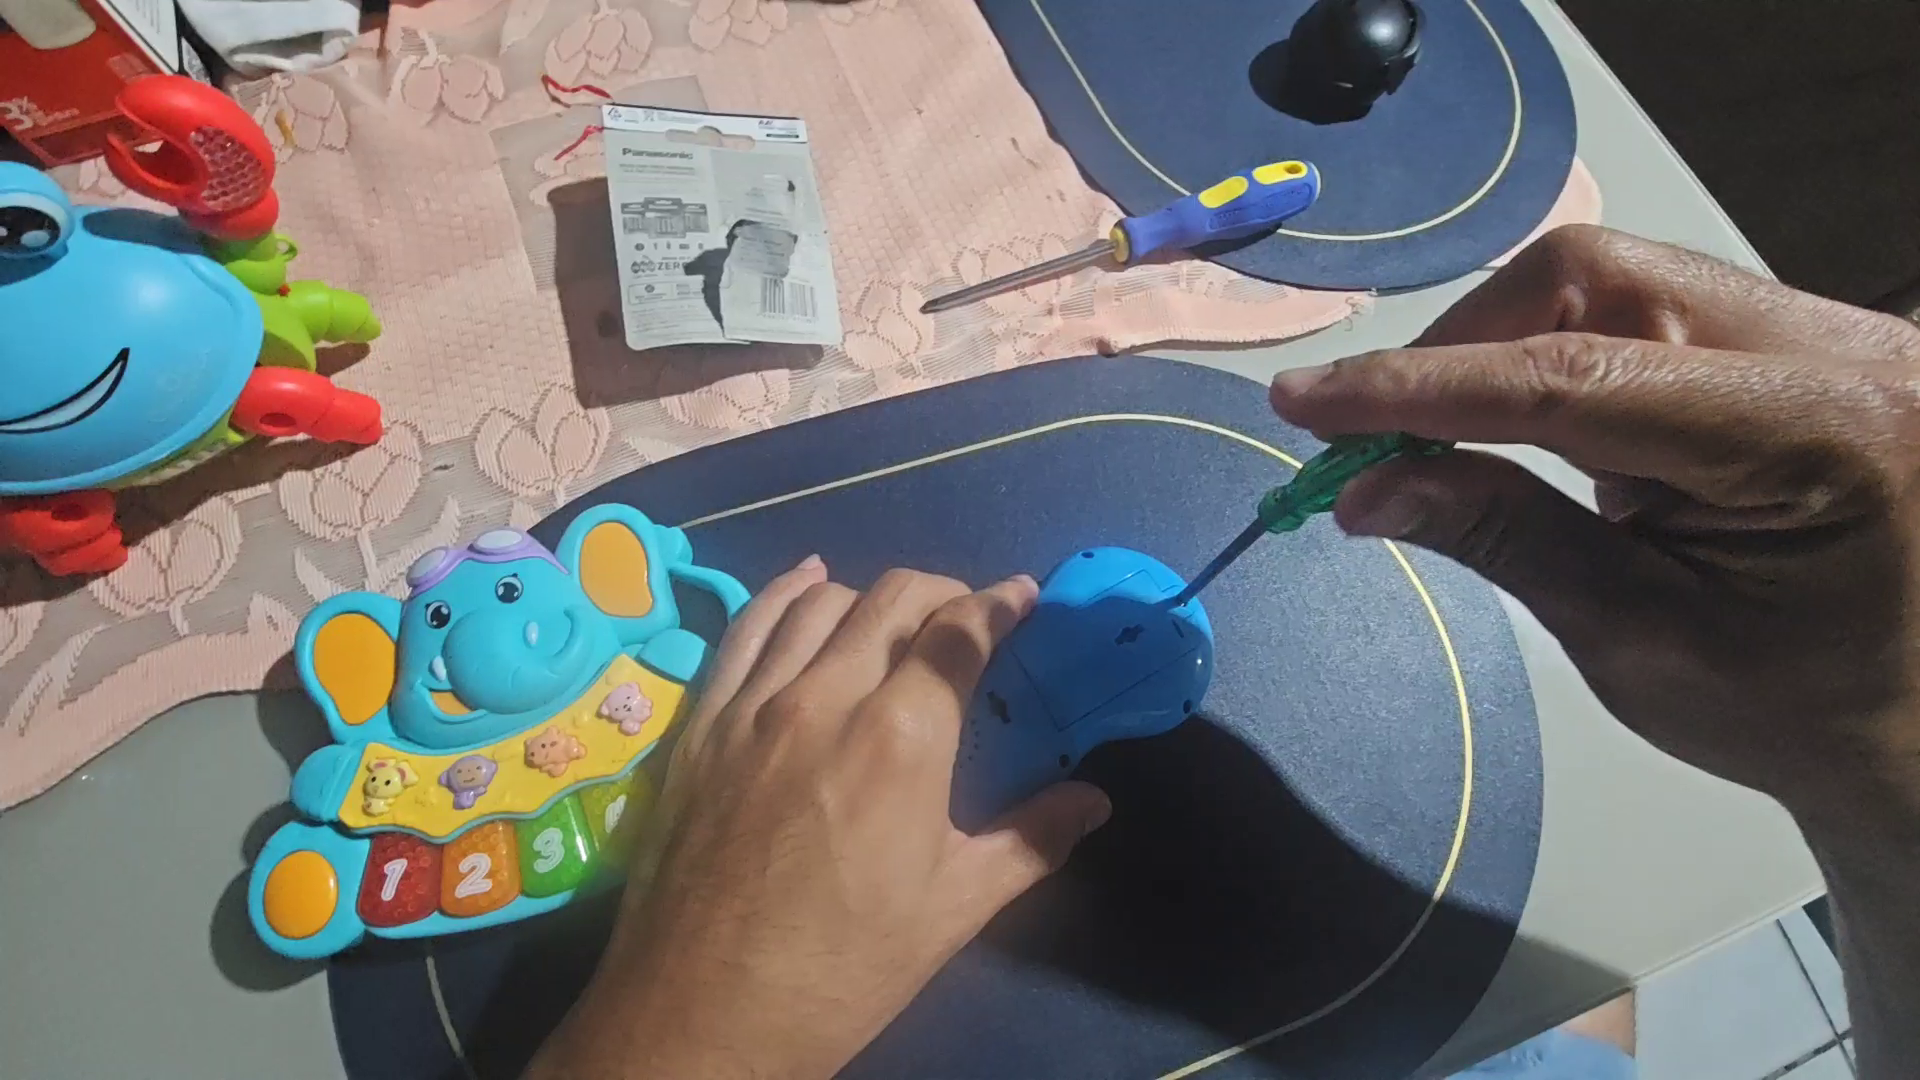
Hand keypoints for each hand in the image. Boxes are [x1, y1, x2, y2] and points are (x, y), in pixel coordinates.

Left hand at [527, 560, 1111, 1079]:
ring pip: (821, 602)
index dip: (998, 603)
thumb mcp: (953, 908)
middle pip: (893, 598)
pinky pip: (747, 627)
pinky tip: (809, 581)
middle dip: (942, 591)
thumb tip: (1096, 800)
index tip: (1021, 594)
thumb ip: (1033, 840)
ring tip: (895, 616)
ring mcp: (756, 702)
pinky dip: (786, 592)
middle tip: (965, 615)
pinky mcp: (704, 719)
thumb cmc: (843, 966)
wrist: (701, 1021)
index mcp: (901, 738)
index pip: (958, 633)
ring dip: (871, 595)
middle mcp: (827, 696)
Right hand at [1269, 225, 1919, 846]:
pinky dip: (1519, 362)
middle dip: (1452, 354)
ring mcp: (1804, 333)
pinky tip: (1491, 423)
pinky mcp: (1766, 345)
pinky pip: (1612, 316)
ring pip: (1589, 286)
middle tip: (1372, 437)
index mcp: (1816, 433)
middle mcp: (1827, 346)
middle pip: (1581, 284)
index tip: (1300, 403)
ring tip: (1424, 435)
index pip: (1567, 382)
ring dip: (1478, 355)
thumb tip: (1359, 491)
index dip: (1413, 388)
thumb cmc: (1791, 706)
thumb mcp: (1627, 634)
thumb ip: (1494, 535)